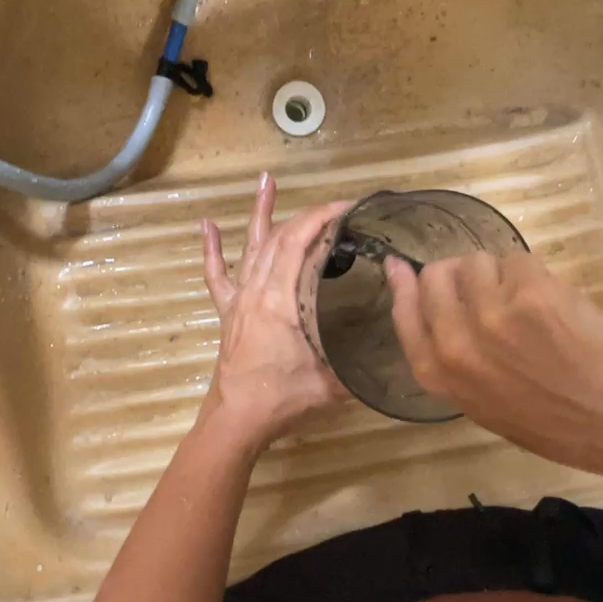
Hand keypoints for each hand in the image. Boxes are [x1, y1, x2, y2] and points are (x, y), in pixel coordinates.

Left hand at [200, 174, 351, 444]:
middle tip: (333, 204)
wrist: (236, 421)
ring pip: (250, 247)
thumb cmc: (283, 400)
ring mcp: (239, 300)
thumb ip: (361, 365)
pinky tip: (206, 226)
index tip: (348, 208)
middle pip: (279, 239)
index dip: (322, 219)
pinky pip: (217, 275)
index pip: (300, 245)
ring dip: (260, 212)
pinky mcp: (228, 313)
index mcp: (281, 300)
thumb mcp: (333, 383)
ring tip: (266, 180)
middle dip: (307, 215)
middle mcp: (257, 290)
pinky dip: (212, 249)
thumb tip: (395, 350)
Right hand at [385, 252, 602, 478]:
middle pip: (437, 275)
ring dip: (499, 275)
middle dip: (460, 276)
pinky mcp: (530, 293)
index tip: (399, 265)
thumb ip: (449, 357)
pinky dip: (533, 274)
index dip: (403, 284)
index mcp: (440, 374)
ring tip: (527, 305)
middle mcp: (456, 342)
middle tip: (490, 292)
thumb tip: (435, 307)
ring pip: (478, 261)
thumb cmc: (546, 419)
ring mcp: (492, 314)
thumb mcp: (479, 402)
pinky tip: (552, 303)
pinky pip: (517, 258)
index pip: (405, 313)